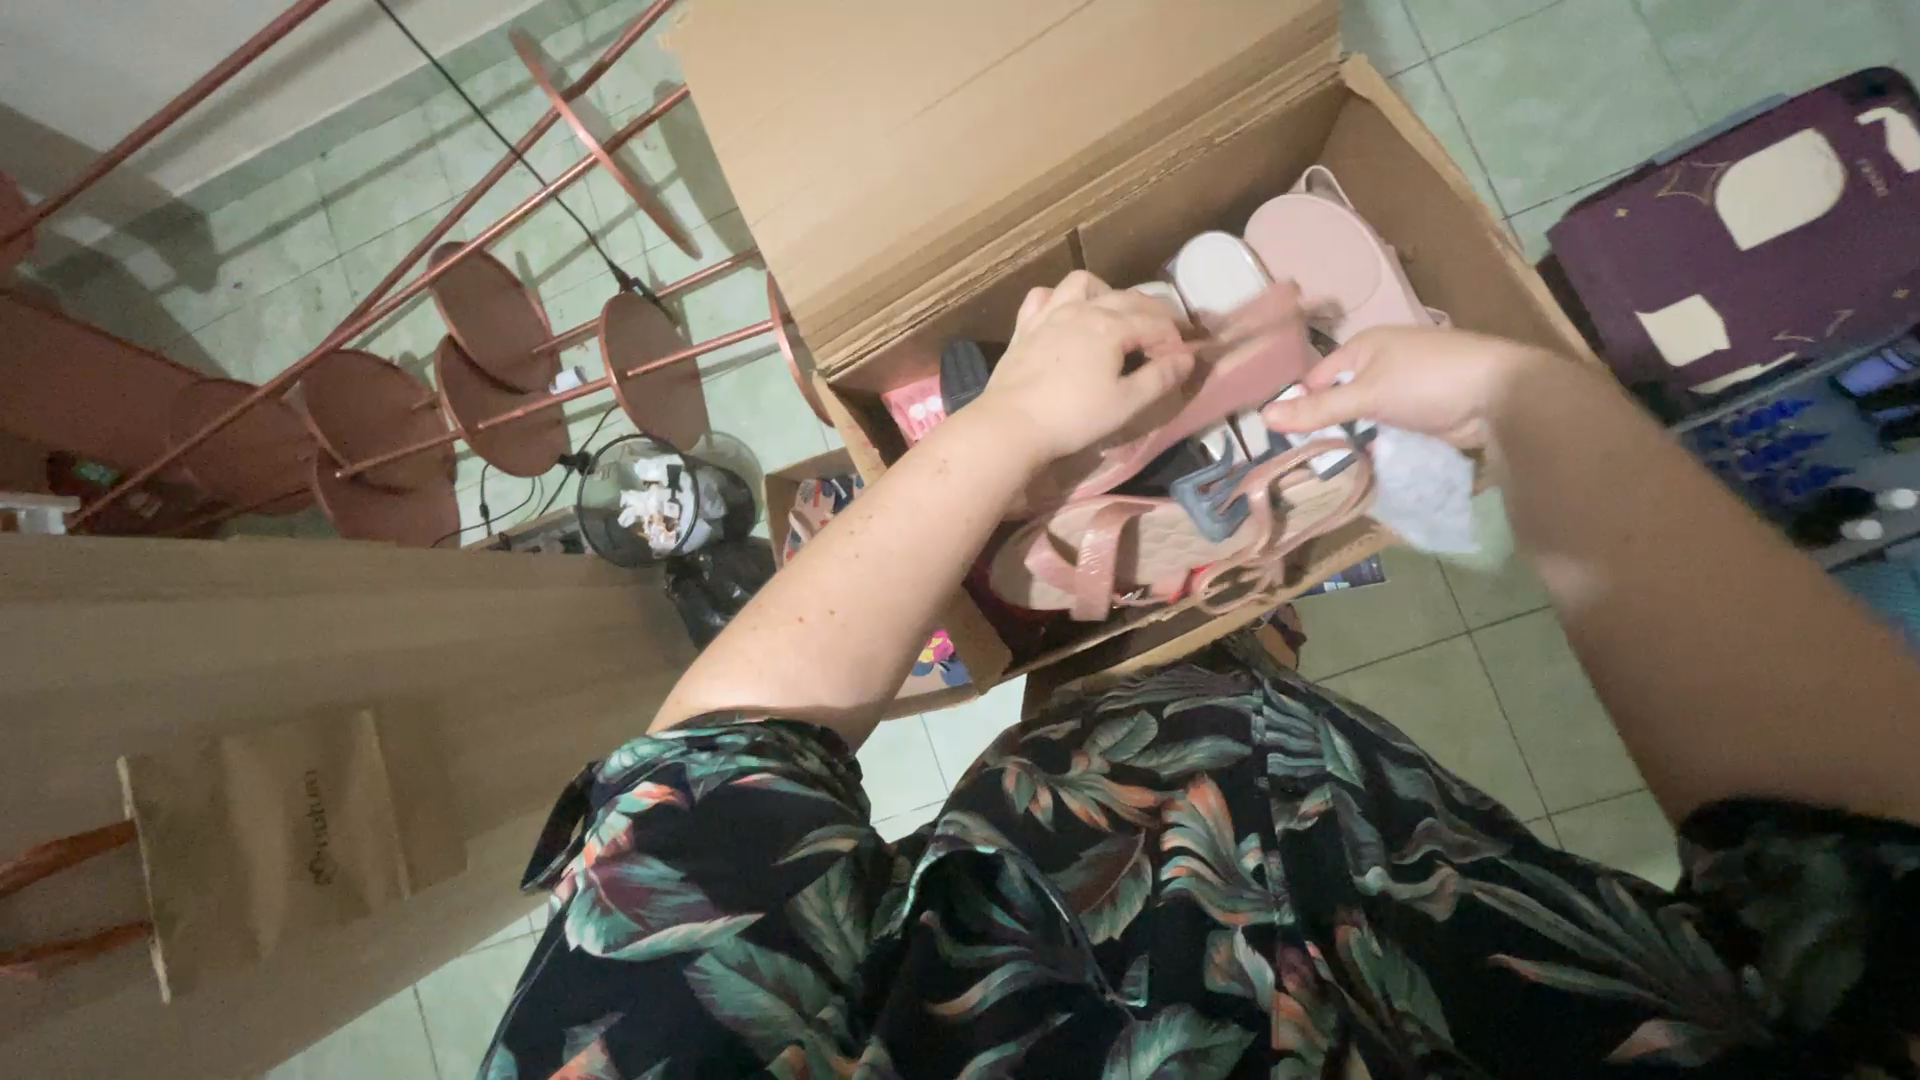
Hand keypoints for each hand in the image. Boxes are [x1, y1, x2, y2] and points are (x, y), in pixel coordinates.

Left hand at [971, 271, 1194, 464]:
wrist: (1012, 424)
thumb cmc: (1074, 417)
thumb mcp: (1125, 403)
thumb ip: (1159, 378)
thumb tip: (1188, 359)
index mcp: (1112, 326)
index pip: (1155, 323)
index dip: (1174, 339)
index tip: (1182, 358)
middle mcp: (1082, 309)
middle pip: (1127, 299)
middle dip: (1152, 313)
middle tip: (1164, 335)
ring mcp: (1050, 314)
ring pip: (1084, 284)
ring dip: (1107, 293)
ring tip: (1114, 316)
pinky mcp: (1024, 327)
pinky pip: (1043, 297)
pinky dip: (1059, 298)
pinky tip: (1064, 314)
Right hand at [1260, 325, 1552, 448]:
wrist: (1504, 395)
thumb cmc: (1428, 382)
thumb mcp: (1365, 396)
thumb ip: (1317, 410)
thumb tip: (1264, 416)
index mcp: (1365, 344)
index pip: (1316, 376)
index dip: (1300, 403)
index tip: (1285, 437)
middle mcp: (1383, 359)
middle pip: (1338, 396)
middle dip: (1324, 423)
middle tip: (1303, 456)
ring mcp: (1405, 384)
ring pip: (1362, 413)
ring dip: (1350, 435)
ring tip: (1327, 463)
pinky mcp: (1423, 408)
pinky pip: (1386, 425)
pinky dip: (1374, 440)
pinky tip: (1361, 459)